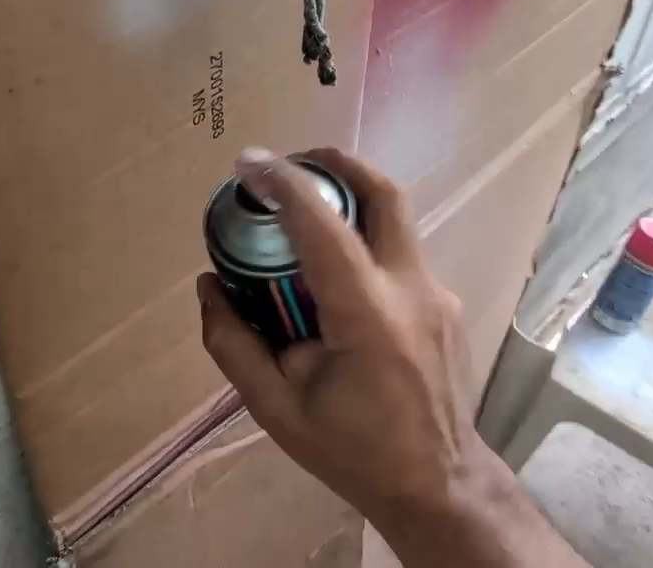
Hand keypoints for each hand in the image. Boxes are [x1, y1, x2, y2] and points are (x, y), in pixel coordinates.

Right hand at [198, 147, 489, 528]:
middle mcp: (412, 291)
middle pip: (384, 194)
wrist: (443, 490)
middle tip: (290, 161)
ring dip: (347, 195)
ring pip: (394, 216)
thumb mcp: (276, 409)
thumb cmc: (354, 452)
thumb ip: (232, 343)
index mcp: (369, 318)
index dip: (284, 185)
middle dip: (335, 162)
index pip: (325, 229)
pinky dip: (360, 235)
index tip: (248, 163)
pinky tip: (330, 271)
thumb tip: (208, 285)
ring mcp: (437, 294)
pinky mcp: (444, 302)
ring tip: (301, 208)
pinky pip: (397, 248)